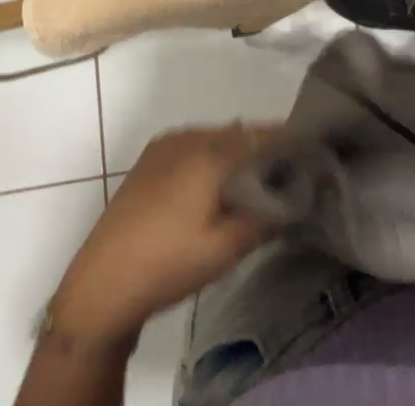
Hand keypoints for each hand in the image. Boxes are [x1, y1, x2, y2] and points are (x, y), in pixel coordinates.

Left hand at [47, 123, 279, 345]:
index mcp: (208, 153)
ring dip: (237, 151)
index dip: (289, 140)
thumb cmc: (167, 263)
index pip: (261, 134)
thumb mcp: (226, 248)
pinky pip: (192, 147)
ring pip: (213, 138)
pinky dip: (213, 156)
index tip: (313, 154)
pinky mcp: (147, 164)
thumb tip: (295, 201)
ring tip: (258, 178)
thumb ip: (265, 219)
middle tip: (290, 170)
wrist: (102, 283)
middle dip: (264, 146)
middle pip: (237, 132)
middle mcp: (186, 139)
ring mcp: (162, 149)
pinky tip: (219, 184)